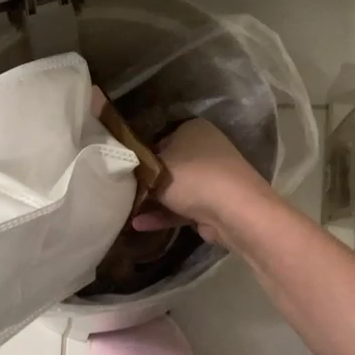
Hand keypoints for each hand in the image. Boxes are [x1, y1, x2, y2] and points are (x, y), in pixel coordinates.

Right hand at [132, 118, 276, 245]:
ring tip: (126, 209)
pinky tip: (139, 224)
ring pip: (176, 188)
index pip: (158, 139)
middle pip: (168, 165)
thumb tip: (131, 170)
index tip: (123, 170)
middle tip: (121, 190)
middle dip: (147, 180)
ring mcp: (212, 178)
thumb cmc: (191, 177)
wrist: (233, 210)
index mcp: (193, 130)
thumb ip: (139, 168)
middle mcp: (206, 149)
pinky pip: (183, 207)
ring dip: (153, 200)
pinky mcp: (213, 204)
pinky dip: (163, 215)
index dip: (140, 155)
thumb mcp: (154, 168)